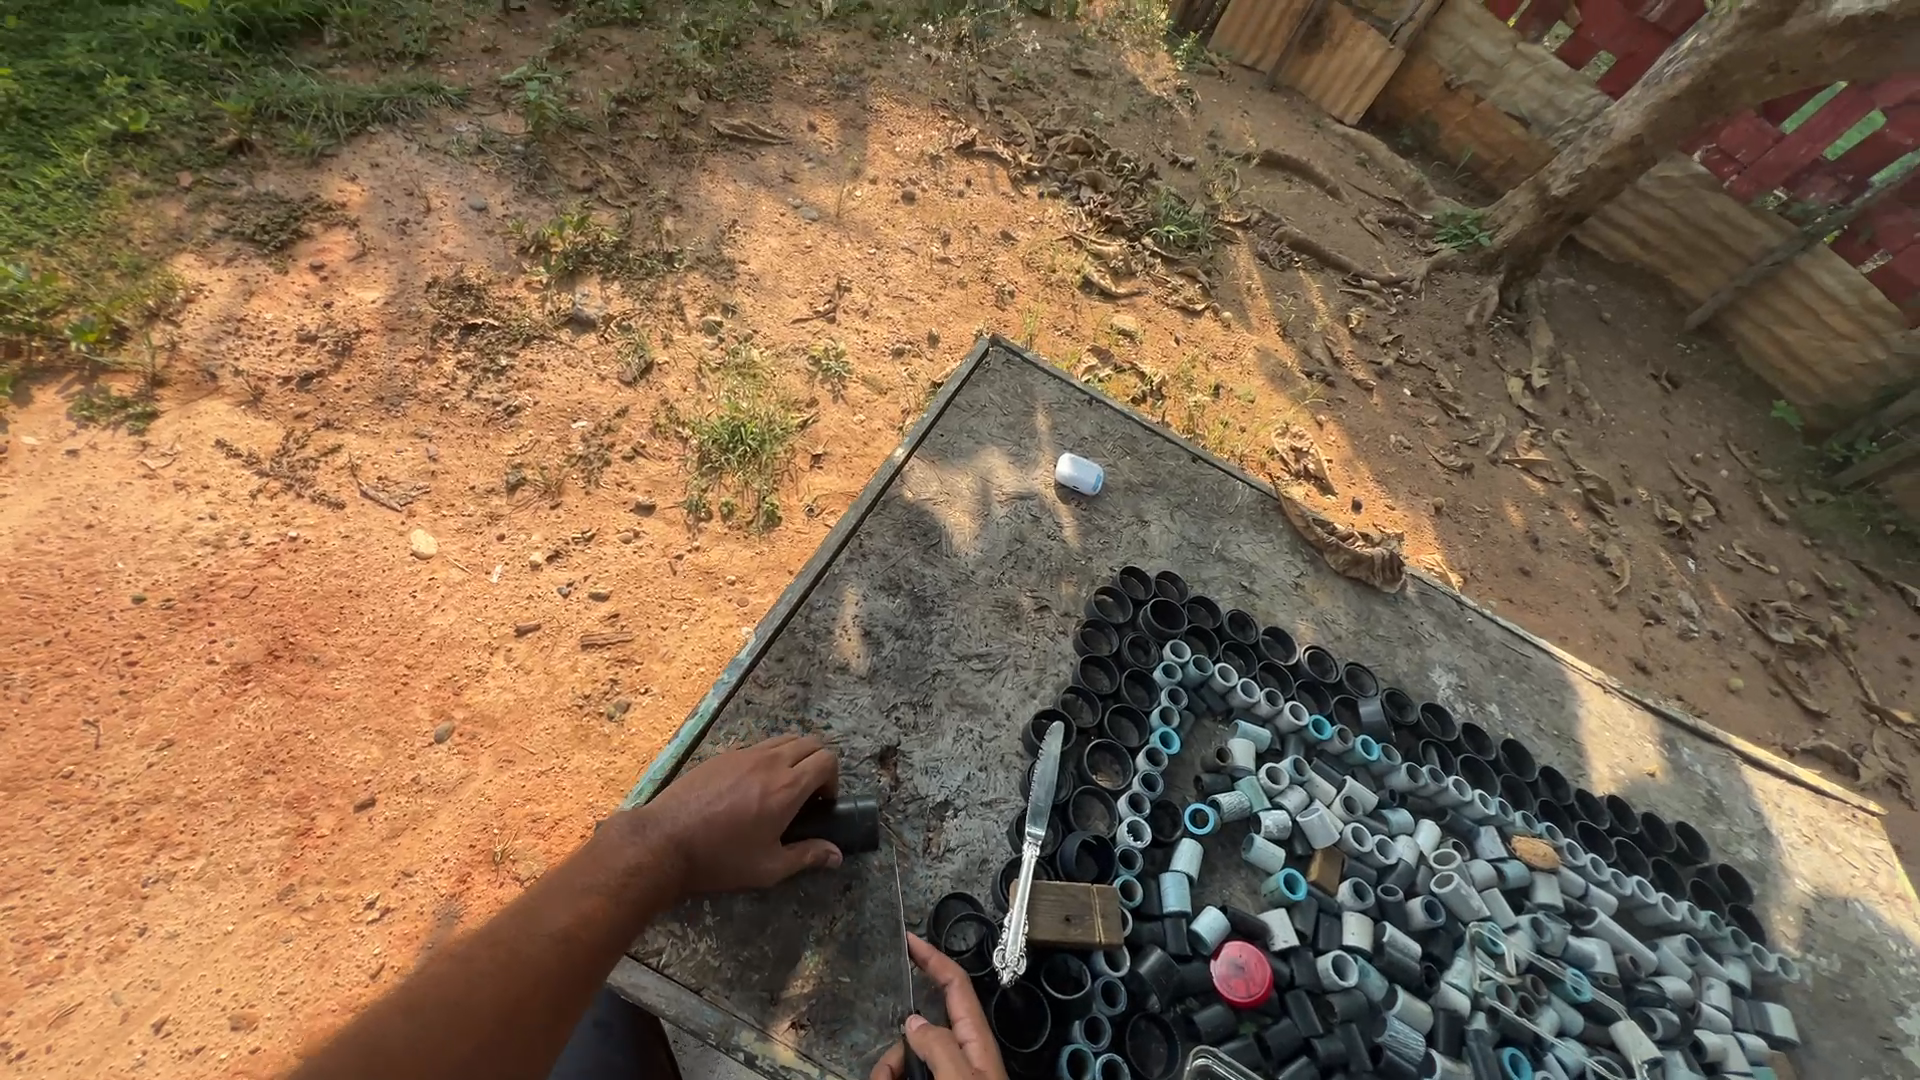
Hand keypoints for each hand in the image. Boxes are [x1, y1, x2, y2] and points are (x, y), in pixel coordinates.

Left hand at [643, 734, 842, 895]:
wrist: (665, 841)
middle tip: (806, 794)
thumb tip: (837, 856)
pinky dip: (768, 758)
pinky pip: (759, 745)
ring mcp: (746, 753)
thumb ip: (806, 856)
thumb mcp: (768, 867)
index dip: (832, 779)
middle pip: (810, 742)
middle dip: (818, 764)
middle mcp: (771, 761)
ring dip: (794, 756)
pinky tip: (750, 786)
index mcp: (788, 787)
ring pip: (785, 739)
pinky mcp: (724, 754)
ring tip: (781, 786)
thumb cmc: (721, 858)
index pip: (827, 760)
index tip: (821, 802)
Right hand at [870, 935, 1007, 1079]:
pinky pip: (908, 1074)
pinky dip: (894, 1078)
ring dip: (890, 1070)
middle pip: (920, 1028)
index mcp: (975, 1038)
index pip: (955, 982)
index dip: (933, 957)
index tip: (909, 939)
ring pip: (910, 1056)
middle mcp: (963, 1051)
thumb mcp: (959, 1078)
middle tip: (882, 1075)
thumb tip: (913, 1021)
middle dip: (896, 1048)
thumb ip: (939, 1045)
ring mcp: (951, 1071)